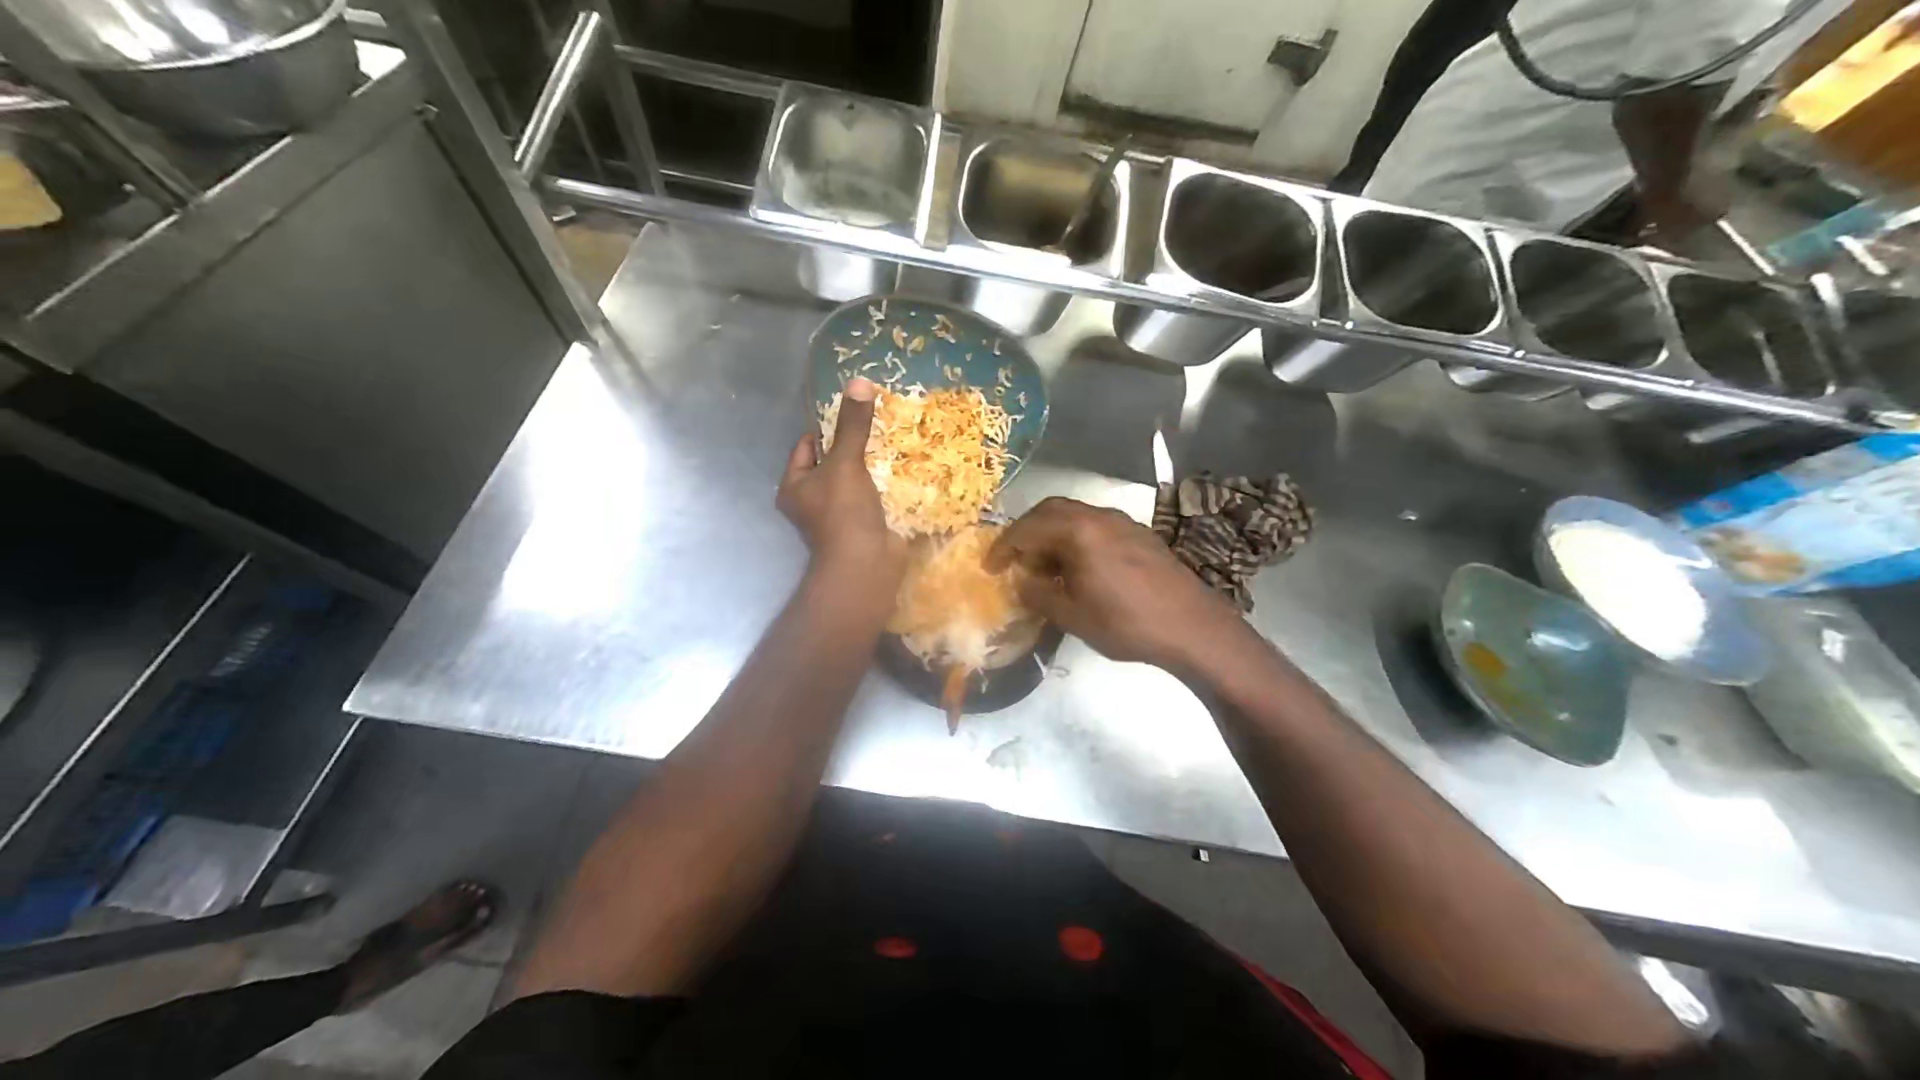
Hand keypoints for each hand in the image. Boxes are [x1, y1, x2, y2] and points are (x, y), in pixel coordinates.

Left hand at [777, 377, 902, 580]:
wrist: (866, 566)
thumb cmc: (843, 513)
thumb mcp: (846, 463)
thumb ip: (853, 425)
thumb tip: (859, 382)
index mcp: (795, 487)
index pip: (805, 446)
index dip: (825, 428)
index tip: (850, 413)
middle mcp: (811, 502)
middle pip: (831, 464)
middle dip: (853, 447)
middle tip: (876, 424)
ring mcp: (838, 518)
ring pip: (854, 482)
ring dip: (871, 467)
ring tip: (893, 442)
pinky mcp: (863, 528)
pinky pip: (873, 499)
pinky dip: (885, 487)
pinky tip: (903, 471)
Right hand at [986, 497, 1250, 673]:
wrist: (1192, 627)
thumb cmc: (1126, 623)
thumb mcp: (1072, 616)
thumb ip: (1038, 594)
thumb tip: (1022, 582)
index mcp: (1078, 531)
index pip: (1028, 528)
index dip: (1004, 547)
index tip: (990, 567)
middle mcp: (1099, 516)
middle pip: (1051, 510)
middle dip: (1027, 531)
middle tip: (1014, 559)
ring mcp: (1123, 522)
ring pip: (1075, 516)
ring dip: (1052, 534)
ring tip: (1044, 566)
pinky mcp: (1140, 534)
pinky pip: (1096, 525)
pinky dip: (1076, 538)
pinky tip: (1078, 568)